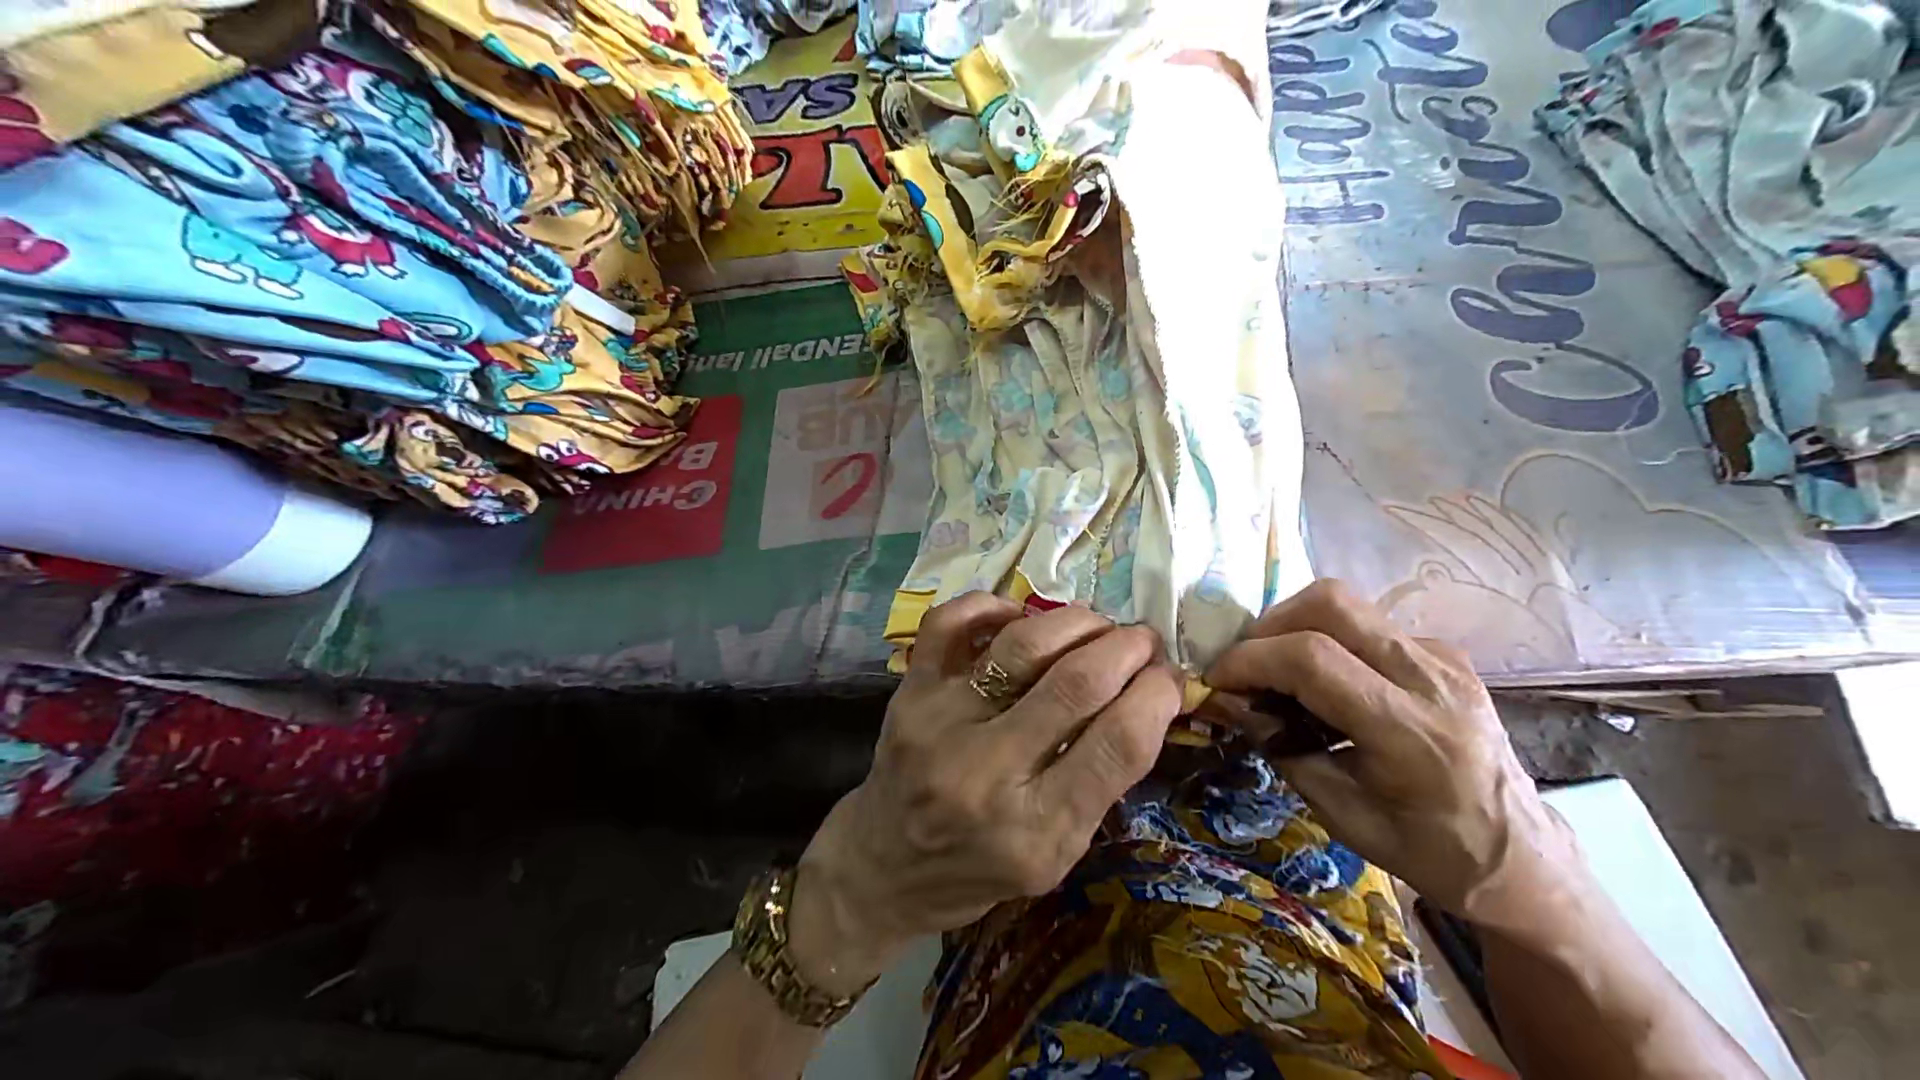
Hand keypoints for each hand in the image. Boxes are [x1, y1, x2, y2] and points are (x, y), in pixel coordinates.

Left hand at [785, 594, 1182, 995]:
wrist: (884, 866)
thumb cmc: (978, 868)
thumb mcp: (1056, 855)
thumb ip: (1101, 781)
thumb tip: (1150, 696)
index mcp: (1037, 831)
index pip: (1119, 743)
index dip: (1159, 695)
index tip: (1171, 676)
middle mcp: (985, 773)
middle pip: (1076, 684)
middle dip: (1127, 649)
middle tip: (1143, 640)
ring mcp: (940, 723)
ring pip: (1021, 645)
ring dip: (1076, 622)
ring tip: (1097, 625)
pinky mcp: (909, 692)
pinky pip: (950, 624)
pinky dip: (993, 607)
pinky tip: (1022, 617)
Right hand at [1204, 580, 1584, 930]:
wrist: (1521, 859)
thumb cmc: (1427, 849)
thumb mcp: (1339, 811)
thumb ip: (1278, 746)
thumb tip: (1224, 701)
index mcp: (1409, 730)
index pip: (1312, 658)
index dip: (1249, 660)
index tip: (1216, 682)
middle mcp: (1431, 678)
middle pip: (1330, 604)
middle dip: (1269, 626)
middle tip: (1246, 666)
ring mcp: (1444, 658)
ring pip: (1347, 604)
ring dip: (1294, 626)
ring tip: (1276, 670)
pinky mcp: (1446, 654)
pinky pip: (1368, 623)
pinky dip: (1327, 638)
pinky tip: (1323, 680)